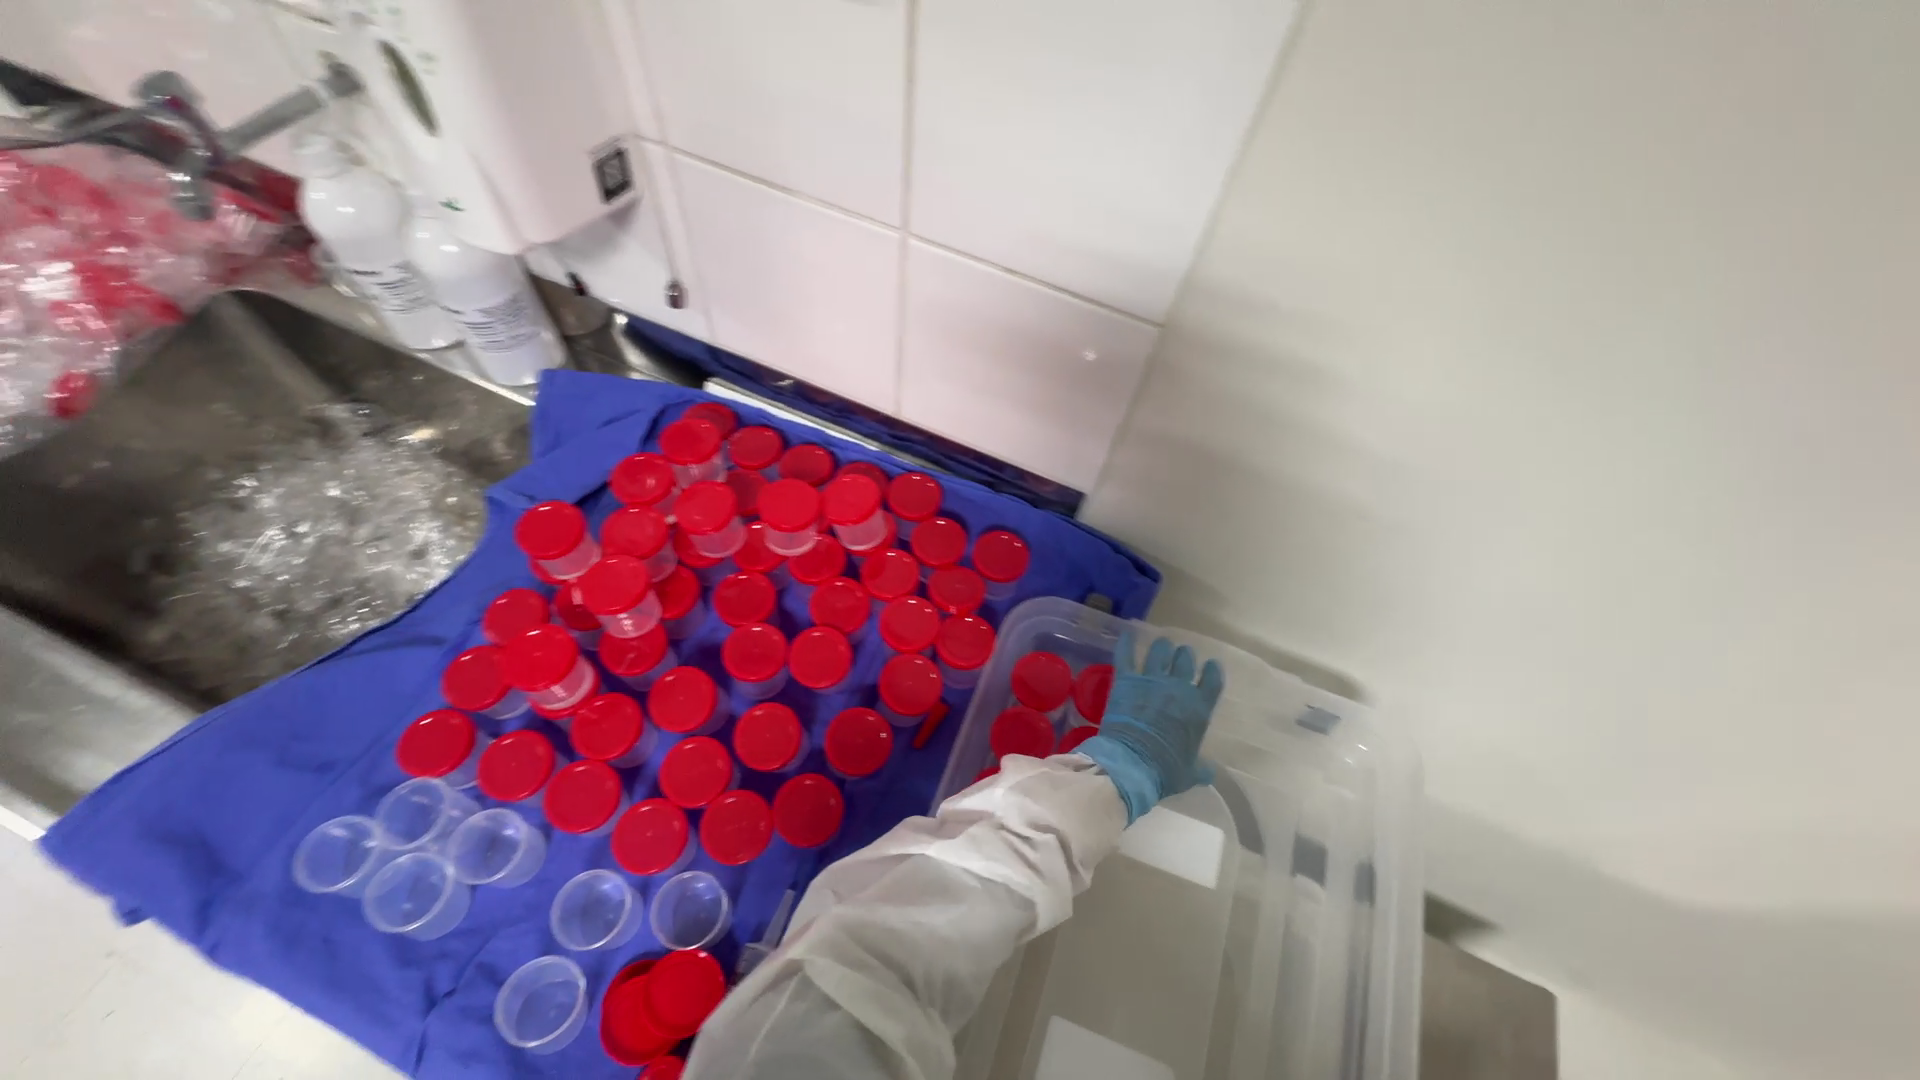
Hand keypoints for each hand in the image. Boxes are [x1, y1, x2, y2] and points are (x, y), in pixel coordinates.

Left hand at [1076, 630, 1224, 823]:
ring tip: (1162, 644)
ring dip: (1163, 647)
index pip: (1213, 679)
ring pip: (1160, 651)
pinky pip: (1126, 655)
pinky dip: (1126, 642)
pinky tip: (1128, 632)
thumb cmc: (1165, 770)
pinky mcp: (1126, 680)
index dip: (1212, 669)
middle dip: (1185, 656)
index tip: (1210, 665)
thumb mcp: (1190, 773)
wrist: (1132, 765)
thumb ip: (1201, 768)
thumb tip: (1209, 772)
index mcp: (1199, 708)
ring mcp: (1151, 681)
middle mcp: (1178, 688)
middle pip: (1185, 660)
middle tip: (1182, 655)